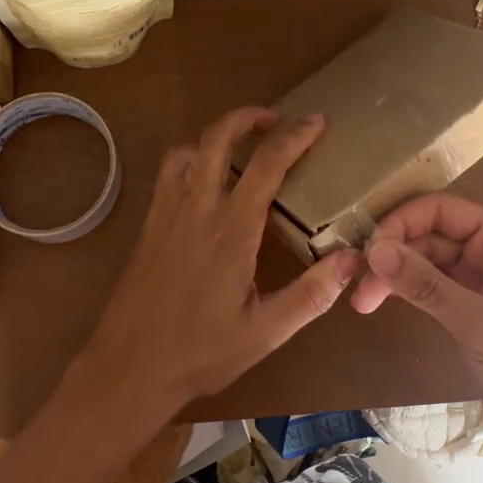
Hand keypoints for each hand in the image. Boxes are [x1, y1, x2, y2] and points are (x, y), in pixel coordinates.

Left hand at [74, 108, 362, 416]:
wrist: (130, 365)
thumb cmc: (201, 351)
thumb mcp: (266, 332)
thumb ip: (310, 295)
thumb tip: (351, 259)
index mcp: (232, 229)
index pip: (267, 165)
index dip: (294, 137)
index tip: (316, 122)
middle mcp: (197, 208)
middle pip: (217, 137)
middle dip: (247, 117)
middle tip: (274, 119)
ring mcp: (167, 212)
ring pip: (187, 150)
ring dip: (213, 135)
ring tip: (237, 145)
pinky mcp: (149, 224)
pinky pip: (168, 173)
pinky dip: (188, 159)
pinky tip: (201, 181)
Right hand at [349, 193, 482, 457]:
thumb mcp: (478, 323)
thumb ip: (424, 284)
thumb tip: (372, 248)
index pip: (442, 210)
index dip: (402, 221)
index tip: (368, 248)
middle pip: (429, 235)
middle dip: (393, 252)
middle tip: (357, 280)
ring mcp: (480, 285)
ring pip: (425, 263)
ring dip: (394, 275)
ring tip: (362, 300)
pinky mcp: (469, 314)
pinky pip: (429, 289)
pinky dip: (405, 293)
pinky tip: (381, 302)